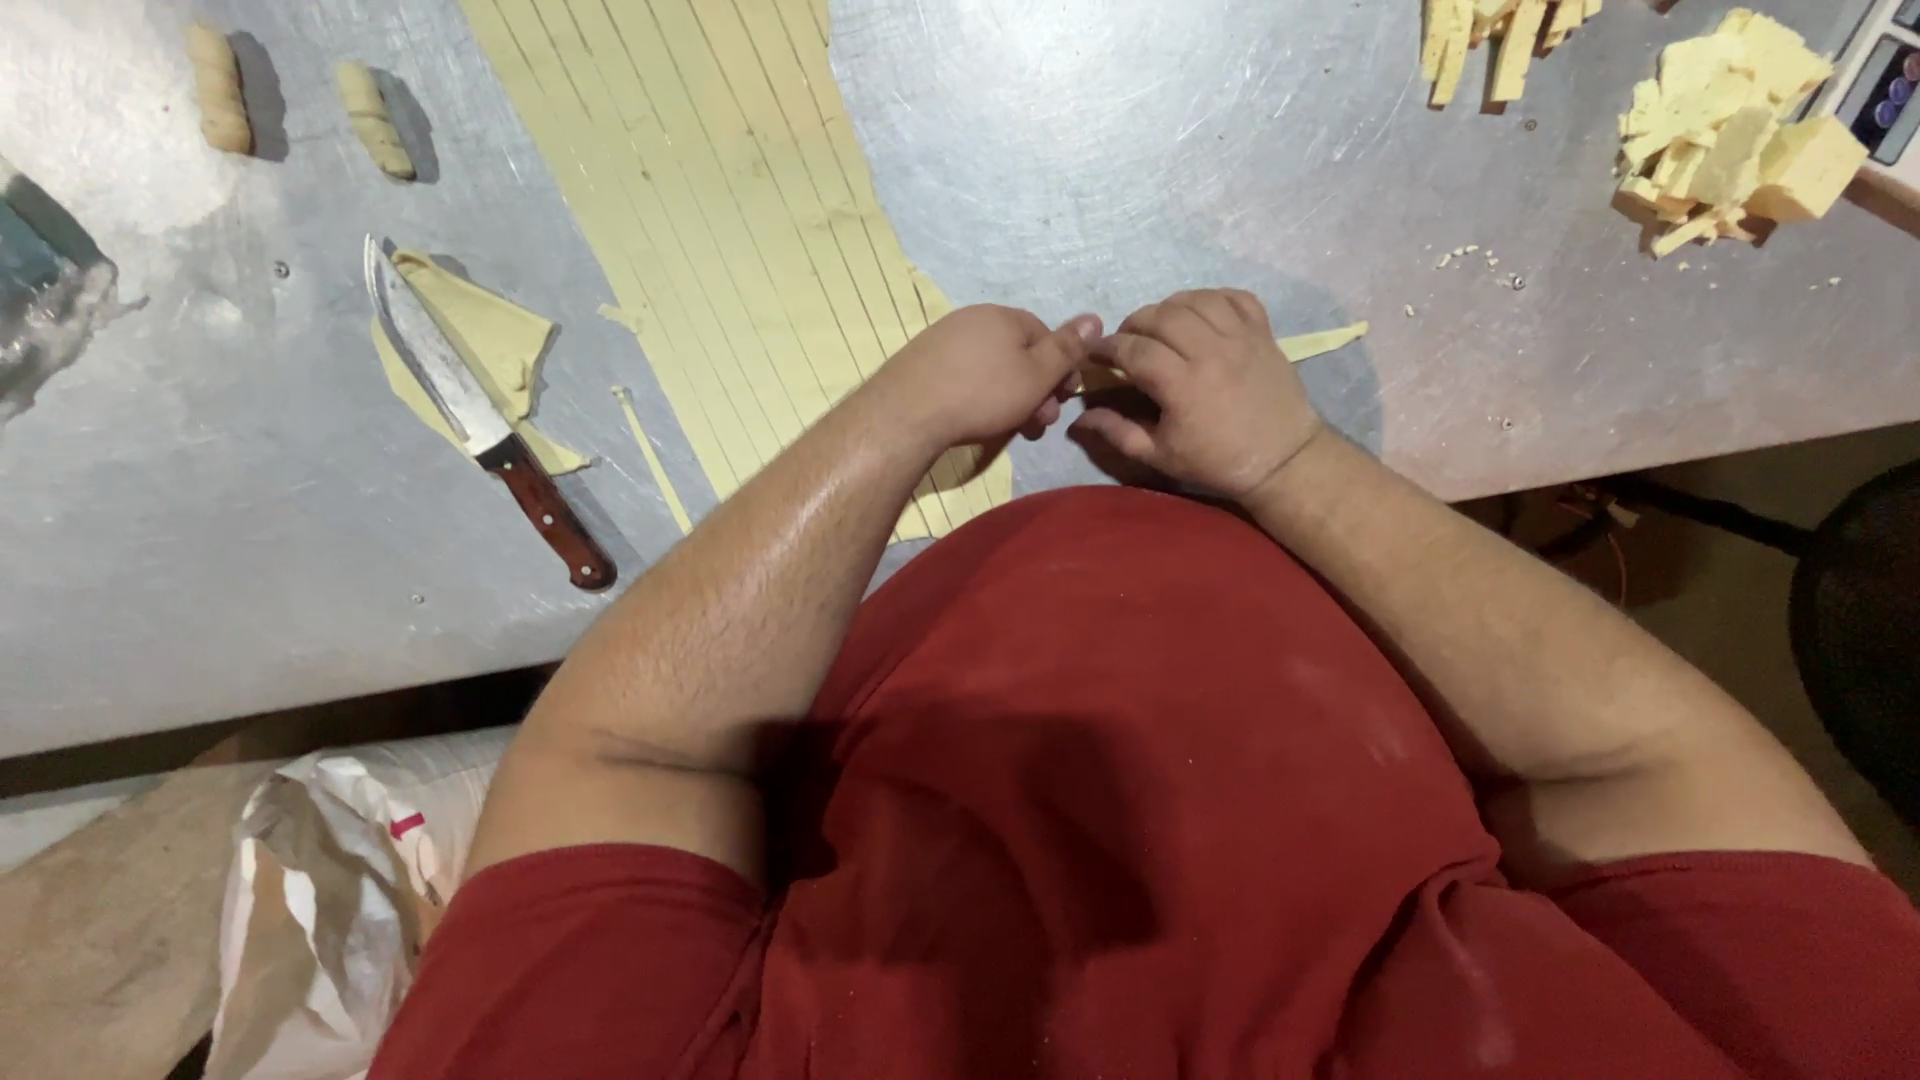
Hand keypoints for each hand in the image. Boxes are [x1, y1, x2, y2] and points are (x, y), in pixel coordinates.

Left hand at [871, 305, 1101, 448]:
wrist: (907, 413)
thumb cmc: (982, 394)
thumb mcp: (1036, 375)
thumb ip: (1067, 349)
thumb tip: (1095, 317)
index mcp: (1004, 316)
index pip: (1045, 336)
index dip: (1059, 370)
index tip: (1062, 401)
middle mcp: (973, 319)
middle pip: (1018, 354)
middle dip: (1036, 391)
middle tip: (1039, 425)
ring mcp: (943, 339)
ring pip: (992, 369)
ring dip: (1010, 399)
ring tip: (1012, 430)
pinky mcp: (922, 362)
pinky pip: (964, 376)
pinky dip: (978, 397)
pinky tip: (976, 420)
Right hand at [1072, 289, 1324, 499]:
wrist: (1282, 458)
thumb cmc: (1216, 461)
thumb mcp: (1160, 456)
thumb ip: (1118, 432)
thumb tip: (1080, 419)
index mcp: (1181, 385)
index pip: (1134, 350)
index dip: (1107, 348)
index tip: (1095, 354)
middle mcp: (1210, 352)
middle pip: (1160, 316)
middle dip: (1134, 323)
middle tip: (1127, 341)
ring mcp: (1240, 337)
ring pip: (1194, 300)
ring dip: (1168, 307)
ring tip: (1160, 326)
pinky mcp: (1262, 331)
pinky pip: (1233, 296)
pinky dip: (1211, 298)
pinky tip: (1199, 316)